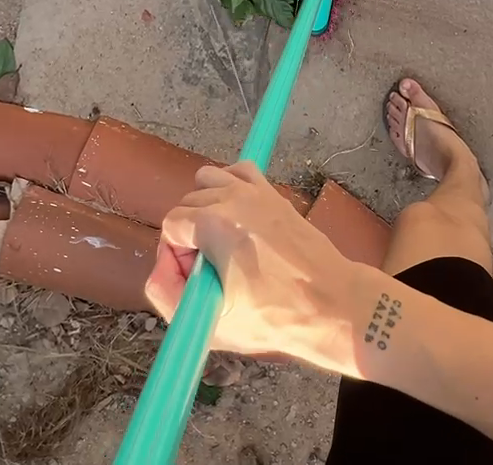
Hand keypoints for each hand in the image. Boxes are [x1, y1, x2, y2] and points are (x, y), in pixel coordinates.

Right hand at [144, 163, 377, 376]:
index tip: (196, 280)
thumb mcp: (208, 321)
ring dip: (205, 208)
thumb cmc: (273, 316)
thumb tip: (162, 265)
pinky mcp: (274, 194)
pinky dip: (230, 186)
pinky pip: (240, 172)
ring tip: (220, 244)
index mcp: (214, 221)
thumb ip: (165, 292)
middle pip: (188, 203)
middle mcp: (233, 196)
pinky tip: (235, 217)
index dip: (176, 256)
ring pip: (209, 180)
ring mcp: (256, 190)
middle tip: (211, 272)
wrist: (330, 302)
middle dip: (190, 236)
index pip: (170, 224)